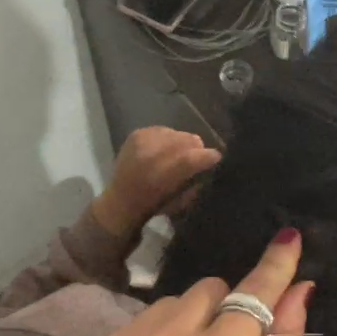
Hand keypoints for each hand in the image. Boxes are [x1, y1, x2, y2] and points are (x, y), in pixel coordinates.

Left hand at [91, 127, 220, 237]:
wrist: (120, 200)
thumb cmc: (152, 206)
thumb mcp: (178, 203)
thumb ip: (194, 183)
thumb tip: (208, 166)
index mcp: (161, 178)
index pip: (191, 159)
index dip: (208, 156)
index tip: (217, 158)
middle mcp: (150, 155)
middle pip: (187, 140)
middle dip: (196, 148)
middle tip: (197, 158)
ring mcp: (142, 141)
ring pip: (177, 133)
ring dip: (183, 143)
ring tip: (180, 154)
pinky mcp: (137, 134)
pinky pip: (164, 130)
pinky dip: (169, 138)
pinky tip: (166, 149)